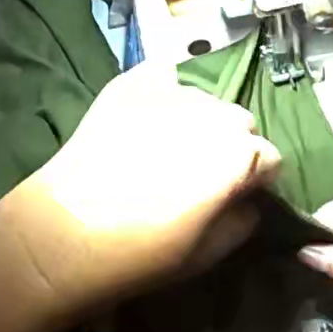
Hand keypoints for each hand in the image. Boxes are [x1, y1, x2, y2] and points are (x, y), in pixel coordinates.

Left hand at [0, 61, 281, 321]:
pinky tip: (144, 119)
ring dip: (197, 120)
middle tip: (197, 172)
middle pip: (240, 123)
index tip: (235, 194)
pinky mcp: (135, 79)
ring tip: (164, 147)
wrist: (61, 232)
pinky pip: (166, 77)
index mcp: (240, 154)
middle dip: (229, 146)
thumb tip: (249, 199)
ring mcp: (173, 90)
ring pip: (205, 101)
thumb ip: (245, 221)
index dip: (256, 180)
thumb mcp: (209, 254)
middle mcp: (215, 112)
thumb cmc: (140, 252)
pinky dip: (164, 94)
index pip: (271, 158)